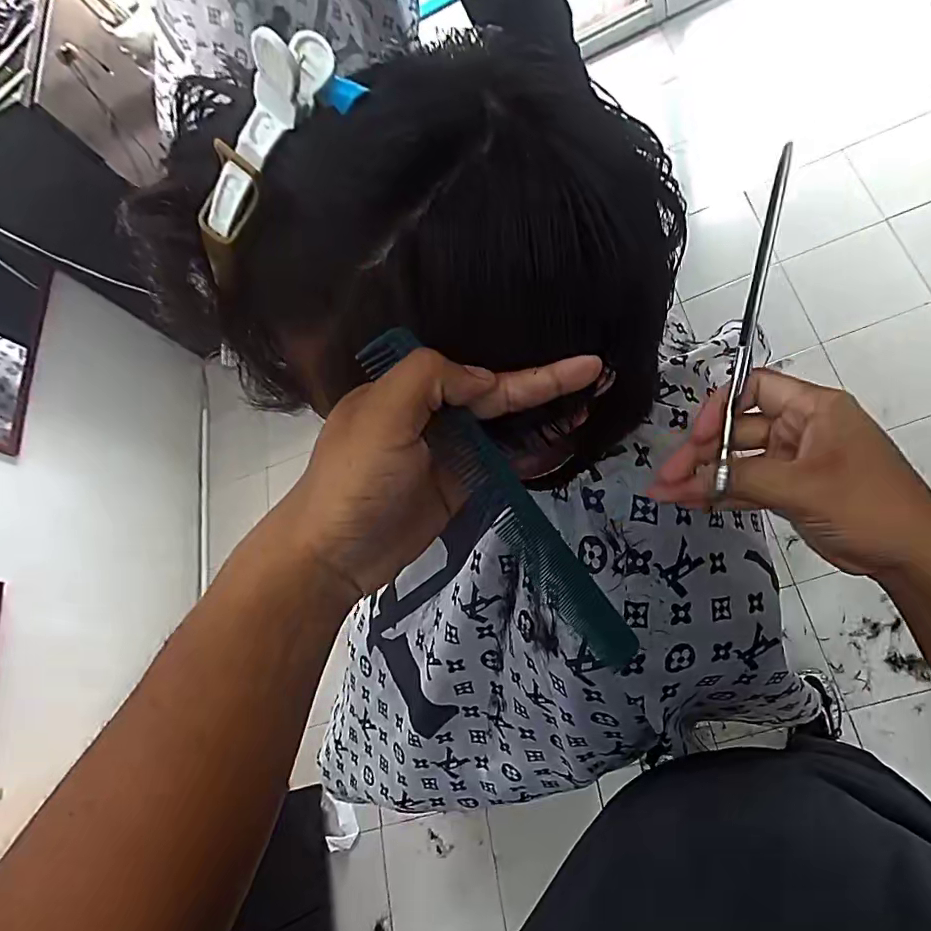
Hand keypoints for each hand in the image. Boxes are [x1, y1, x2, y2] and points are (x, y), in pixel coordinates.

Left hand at [256, 347, 602, 602]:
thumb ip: (427, 381)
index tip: (570, 373)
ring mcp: (450, 454)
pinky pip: (504, 463)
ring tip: (588, 410)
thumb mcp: (380, 418)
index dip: (526, 375)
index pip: (477, 377)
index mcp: (409, 392)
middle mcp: (433, 417)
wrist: (334, 557)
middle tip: (595, 373)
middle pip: (499, 398)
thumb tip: (485, 381)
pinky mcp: (462, 486)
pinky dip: (533, 454)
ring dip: (545, 419)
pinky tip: (561, 445)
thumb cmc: (353, 483)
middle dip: (546, 387)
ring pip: (507, 429)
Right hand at [650, 369, 930, 577]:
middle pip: (741, 428)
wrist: (907, 551)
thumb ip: (746, 479)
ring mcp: (799, 462)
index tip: (697, 436)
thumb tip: (696, 478)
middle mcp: (805, 429)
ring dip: (708, 476)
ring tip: (670, 492)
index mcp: (815, 409)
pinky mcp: (796, 492)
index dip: (720, 408)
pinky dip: (726, 494)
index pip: (755, 389)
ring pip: (743, 462)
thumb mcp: (804, 487)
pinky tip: (696, 502)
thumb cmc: (875, 506)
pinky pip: (752, 486)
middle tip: (670, 474)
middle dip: (703, 451)